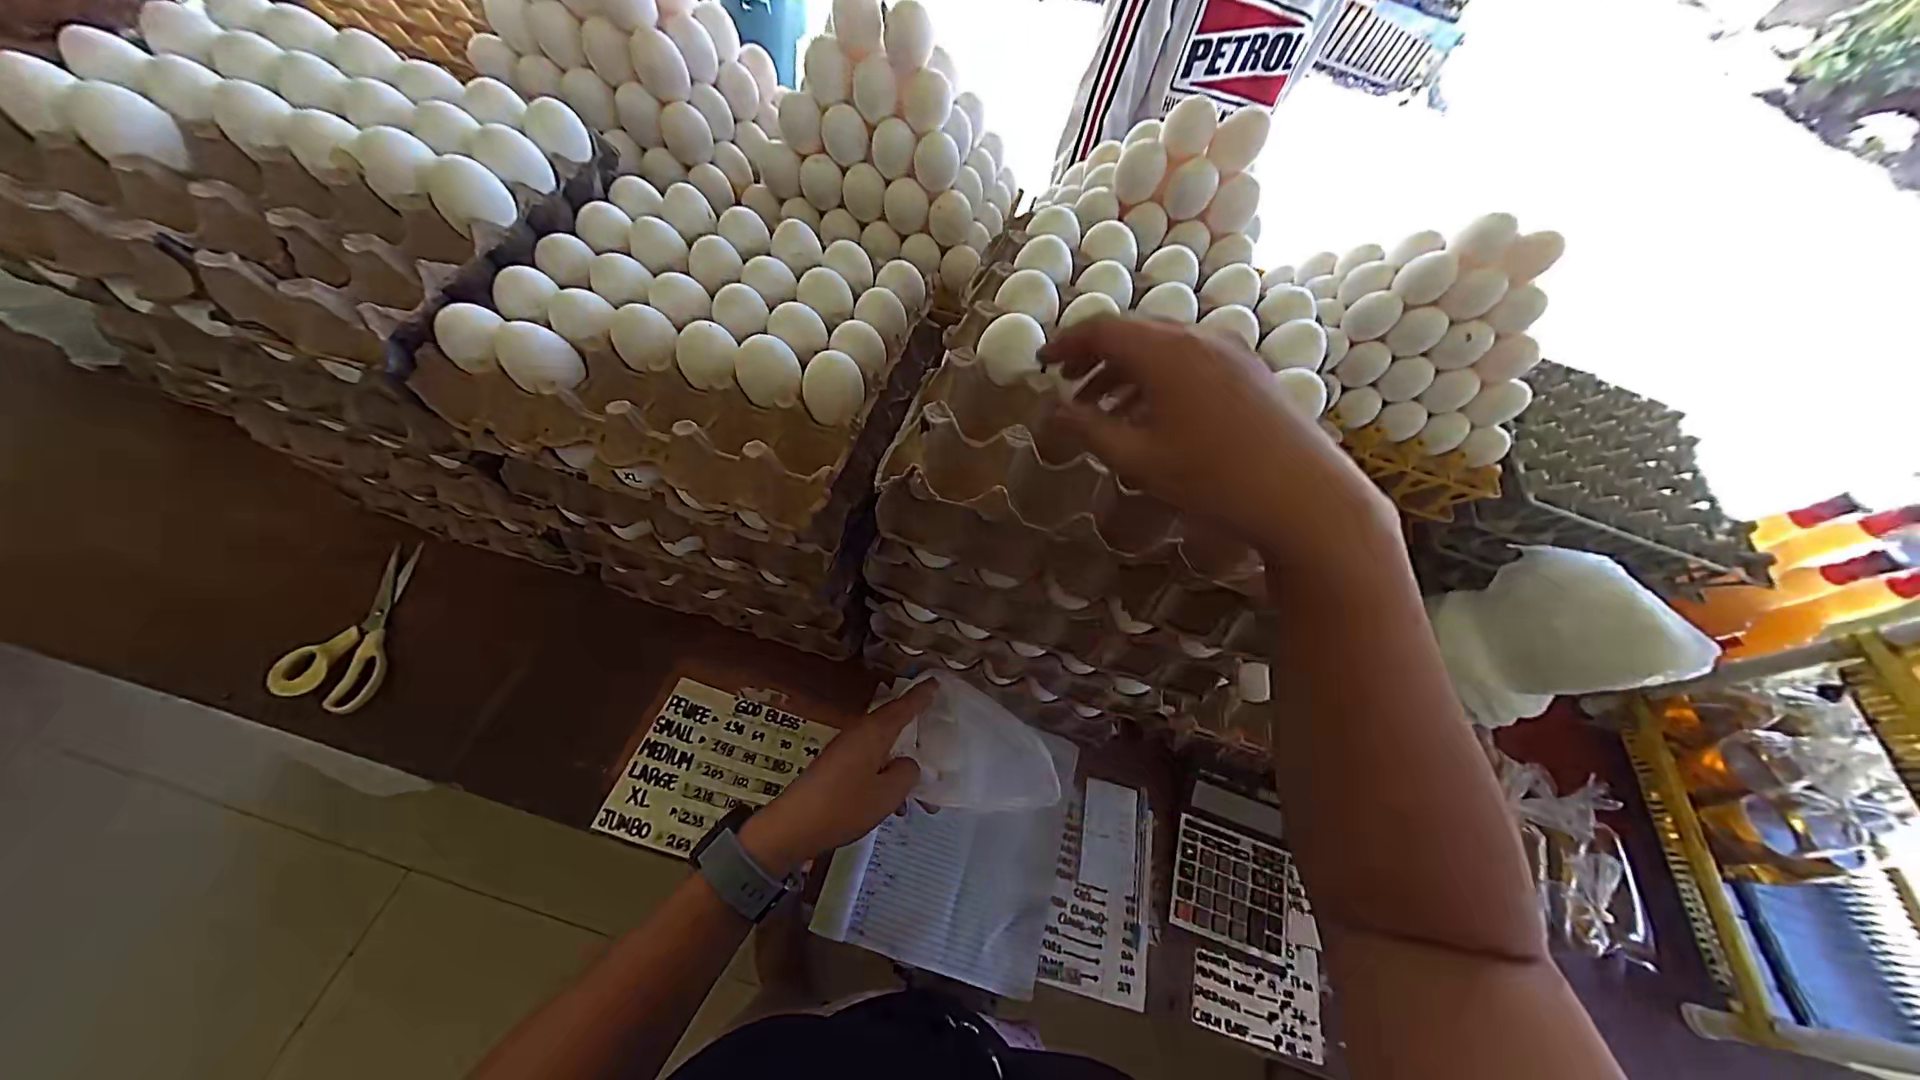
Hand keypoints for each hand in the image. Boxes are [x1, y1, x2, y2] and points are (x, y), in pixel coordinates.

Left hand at [738, 681, 934, 876]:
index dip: (921, 694)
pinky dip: (885, 779)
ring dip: (901, 769)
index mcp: (873, 732)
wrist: (792, 827)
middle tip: (938, 737)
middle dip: (916, 736)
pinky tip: (892, 806)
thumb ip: (907, 774)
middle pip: (894, 726)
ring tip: (919, 800)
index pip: (903, 706)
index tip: (935, 681)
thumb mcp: (887, 794)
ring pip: (883, 751)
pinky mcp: (836, 768)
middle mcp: (859, 734)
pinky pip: (870, 765)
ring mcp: (845, 750)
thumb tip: (908, 764)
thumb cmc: (843, 806)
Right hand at [1040, 315, 1398, 568]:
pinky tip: (1151, 415)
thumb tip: (1053, 411)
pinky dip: (1158, 378)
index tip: (1044, 364)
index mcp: (1165, 352)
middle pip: (1134, 332)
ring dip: (1126, 370)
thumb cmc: (1212, 478)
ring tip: (1103, 407)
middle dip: (1096, 357)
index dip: (1067, 343)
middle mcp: (1198, 339)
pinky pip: (1190, 361)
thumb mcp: (1138, 460)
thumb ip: (1089, 430)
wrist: (1304, 495)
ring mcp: (1229, 352)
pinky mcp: (1249, 371)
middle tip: (1070, 386)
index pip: (1103, 329)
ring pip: (1163, 347)